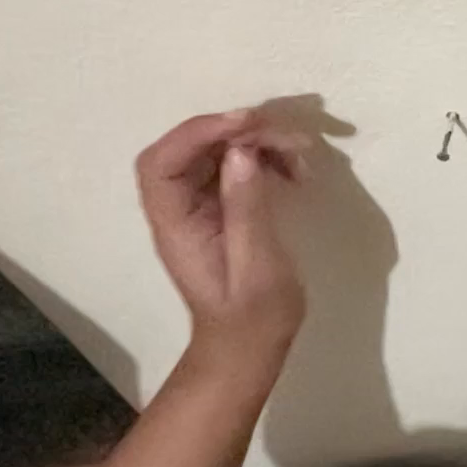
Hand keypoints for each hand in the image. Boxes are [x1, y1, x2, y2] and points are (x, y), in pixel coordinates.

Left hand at [135, 108, 310, 371]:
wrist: (252, 343)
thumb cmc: (254, 313)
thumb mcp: (258, 264)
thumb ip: (247, 207)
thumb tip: (242, 153)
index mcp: (176, 223)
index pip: (164, 162)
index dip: (199, 132)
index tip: (249, 122)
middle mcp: (180, 208)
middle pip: (192, 148)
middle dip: (238, 130)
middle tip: (289, 135)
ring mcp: (202, 206)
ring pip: (218, 152)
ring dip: (260, 142)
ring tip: (302, 153)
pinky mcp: (226, 207)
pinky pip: (239, 166)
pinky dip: (268, 158)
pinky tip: (297, 170)